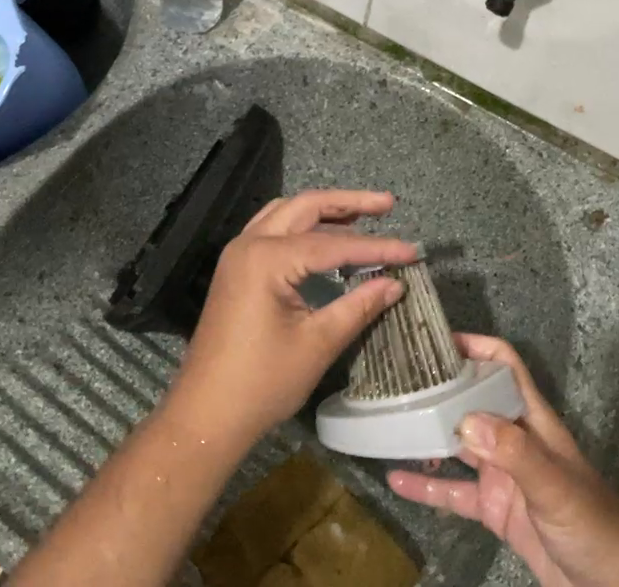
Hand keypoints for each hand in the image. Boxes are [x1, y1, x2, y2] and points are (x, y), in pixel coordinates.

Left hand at [165, 190, 418, 447]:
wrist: (206, 414)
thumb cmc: (261, 382)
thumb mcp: (317, 344)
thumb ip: (358, 307)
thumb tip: (395, 284)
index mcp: (267, 259)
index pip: (332, 244)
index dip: (376, 248)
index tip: (412, 251)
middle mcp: (249, 244)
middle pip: (305, 207)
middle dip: (348, 203)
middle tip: (387, 205)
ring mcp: (238, 255)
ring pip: (286, 214)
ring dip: (324, 210)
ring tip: (363, 215)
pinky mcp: (236, 270)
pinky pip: (273, 230)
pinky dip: (303, 226)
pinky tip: (326, 239)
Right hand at [388, 335, 618, 586]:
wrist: (614, 586)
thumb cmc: (594, 524)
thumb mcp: (555, 485)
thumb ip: (514, 452)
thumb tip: (465, 420)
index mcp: (532, 420)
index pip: (502, 365)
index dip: (473, 346)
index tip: (432, 338)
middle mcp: (513, 438)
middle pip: (472, 399)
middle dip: (438, 386)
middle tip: (395, 377)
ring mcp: (502, 474)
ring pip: (457, 443)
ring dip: (427, 432)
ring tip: (388, 419)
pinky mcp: (495, 509)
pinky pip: (454, 492)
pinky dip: (427, 485)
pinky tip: (396, 478)